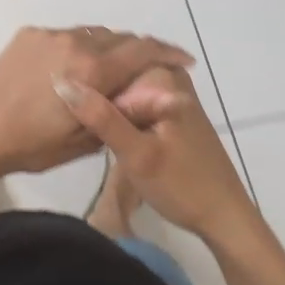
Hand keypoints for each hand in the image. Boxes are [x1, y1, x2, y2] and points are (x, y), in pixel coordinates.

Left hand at [0, 26, 194, 182]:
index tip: (186, 61)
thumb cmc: (32, 146)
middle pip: (119, 39)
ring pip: (92, 34)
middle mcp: (73, 42)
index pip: (142, 52)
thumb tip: (165, 97)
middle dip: (140, 52)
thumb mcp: (84, 140)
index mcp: (91, 70)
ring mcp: (48, 35)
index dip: (168, 53)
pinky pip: (66, 36)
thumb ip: (124, 113)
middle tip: (151, 72)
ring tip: (116, 71)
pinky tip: (78, 68)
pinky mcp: (28, 35)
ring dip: (109, 48)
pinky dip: (81, 47)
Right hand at [59, 65, 258, 242]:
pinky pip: (135, 99)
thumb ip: (100, 117)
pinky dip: (118, 110)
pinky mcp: (171, 112)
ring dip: (103, 101)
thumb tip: (59, 82)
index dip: (82, 81)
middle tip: (67, 114)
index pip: (108, 64)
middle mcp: (170, 78)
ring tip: (81, 121)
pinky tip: (103, 128)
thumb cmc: (182, 186)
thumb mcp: (136, 155)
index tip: (60, 104)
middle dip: (92, 89)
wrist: (225, 220)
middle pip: (116, 73)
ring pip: (124, 87)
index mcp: (163, 78)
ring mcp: (172, 94)